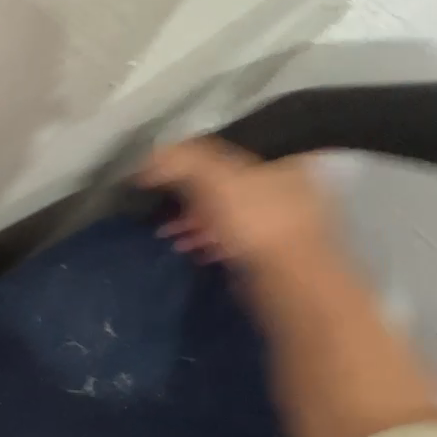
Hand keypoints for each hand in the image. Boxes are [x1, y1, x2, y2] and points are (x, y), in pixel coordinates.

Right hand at [138, 138, 338, 269]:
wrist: (286, 278)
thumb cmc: (254, 221)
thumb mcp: (214, 179)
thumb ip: (182, 162)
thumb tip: (148, 158)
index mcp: (282, 167)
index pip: (231, 161)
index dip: (195, 171)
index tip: (168, 186)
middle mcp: (289, 193)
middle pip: (230, 192)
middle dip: (195, 205)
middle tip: (166, 218)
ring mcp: (285, 229)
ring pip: (232, 221)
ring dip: (201, 229)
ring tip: (173, 241)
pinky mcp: (276, 260)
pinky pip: (237, 247)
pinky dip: (214, 248)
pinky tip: (198, 255)